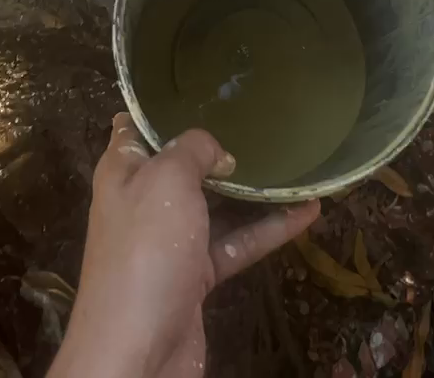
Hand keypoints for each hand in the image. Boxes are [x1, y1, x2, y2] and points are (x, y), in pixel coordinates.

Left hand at [48, 115, 319, 377]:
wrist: (136, 356)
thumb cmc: (145, 251)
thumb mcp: (167, 180)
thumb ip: (195, 149)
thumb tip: (220, 153)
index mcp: (124, 170)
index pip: (138, 125)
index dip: (165, 103)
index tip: (205, 82)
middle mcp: (145, 200)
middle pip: (185, 162)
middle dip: (218, 142)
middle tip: (261, 112)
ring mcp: (172, 241)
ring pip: (217, 203)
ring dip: (254, 186)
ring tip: (294, 158)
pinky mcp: (196, 277)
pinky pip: (237, 243)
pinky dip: (270, 228)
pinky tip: (308, 211)